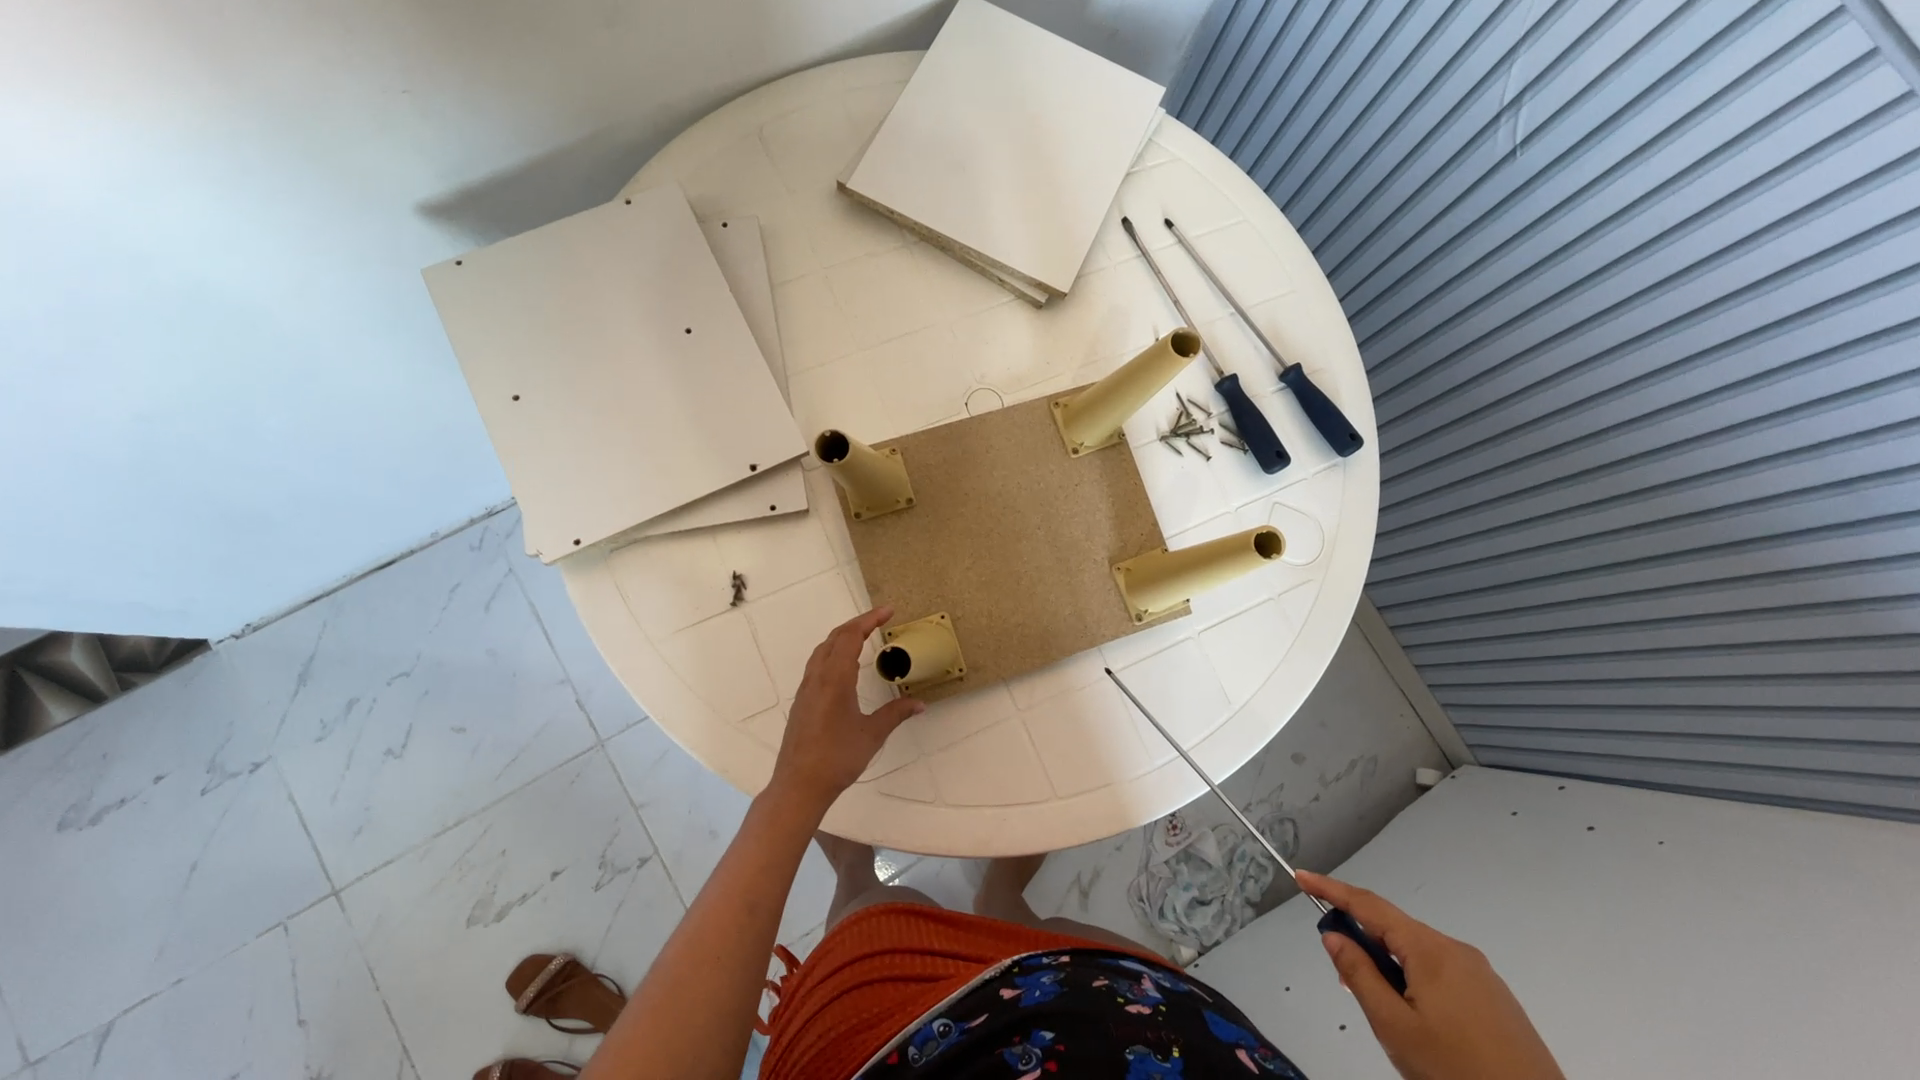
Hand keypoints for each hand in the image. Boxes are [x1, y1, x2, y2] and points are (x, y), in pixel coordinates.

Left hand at [769, 606, 924, 808]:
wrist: (799, 784)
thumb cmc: (838, 758)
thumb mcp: (872, 734)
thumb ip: (895, 714)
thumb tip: (919, 704)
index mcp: (835, 679)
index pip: (850, 637)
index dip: (869, 620)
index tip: (888, 611)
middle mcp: (817, 678)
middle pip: (834, 638)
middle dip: (857, 624)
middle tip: (879, 619)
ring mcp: (806, 689)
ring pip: (822, 651)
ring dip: (842, 638)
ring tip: (863, 637)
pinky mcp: (802, 702)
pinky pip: (817, 665)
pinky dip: (833, 653)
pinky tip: (844, 667)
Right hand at [1297, 871, 1563, 1079]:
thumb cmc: (1455, 1069)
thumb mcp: (1393, 1026)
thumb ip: (1359, 975)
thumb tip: (1335, 936)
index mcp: (1430, 950)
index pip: (1369, 906)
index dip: (1331, 889)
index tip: (1301, 877)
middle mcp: (1457, 951)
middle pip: (1395, 929)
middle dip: (1362, 941)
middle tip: (1341, 975)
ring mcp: (1480, 973)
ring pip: (1417, 953)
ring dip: (1389, 966)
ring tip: (1381, 1009)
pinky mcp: (1493, 997)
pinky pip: (1440, 971)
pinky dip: (1414, 979)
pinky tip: (1414, 1016)